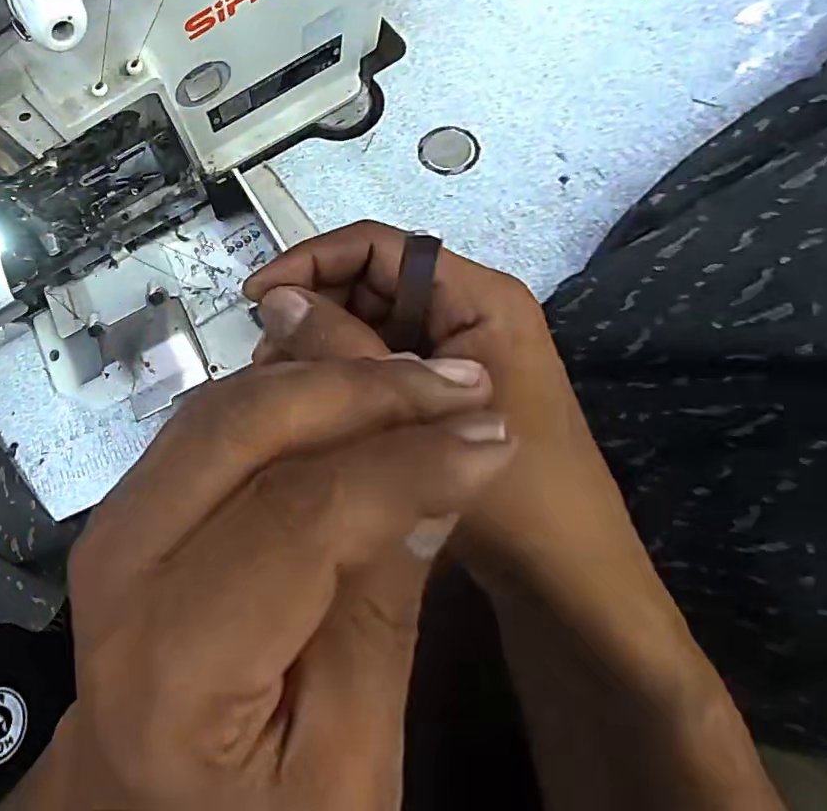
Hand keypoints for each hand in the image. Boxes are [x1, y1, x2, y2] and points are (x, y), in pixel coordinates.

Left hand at [12, 357, 516, 810]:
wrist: (135, 794)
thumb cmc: (252, 808)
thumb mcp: (345, 761)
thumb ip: (381, 615)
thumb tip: (439, 480)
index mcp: (172, 656)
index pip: (300, 515)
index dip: (403, 463)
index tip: (491, 438)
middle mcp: (122, 559)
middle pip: (249, 428)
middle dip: (365, 390)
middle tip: (461, 386)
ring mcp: (117, 513)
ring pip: (230, 403)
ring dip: (331, 377)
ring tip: (422, 382)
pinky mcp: (133, 492)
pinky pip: (216, 415)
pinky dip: (290, 389)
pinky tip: (355, 391)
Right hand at [242, 223, 700, 695]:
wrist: (569, 579)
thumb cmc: (513, 498)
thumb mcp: (414, 420)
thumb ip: (341, 351)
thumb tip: (275, 300)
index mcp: (479, 298)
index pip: (381, 246)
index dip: (312, 259)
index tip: (257, 295)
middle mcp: (468, 308)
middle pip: (371, 279)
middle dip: (312, 306)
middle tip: (264, 356)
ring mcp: (457, 346)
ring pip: (370, 319)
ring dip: (321, 341)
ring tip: (280, 384)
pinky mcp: (444, 381)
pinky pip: (381, 356)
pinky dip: (342, 370)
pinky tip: (310, 402)